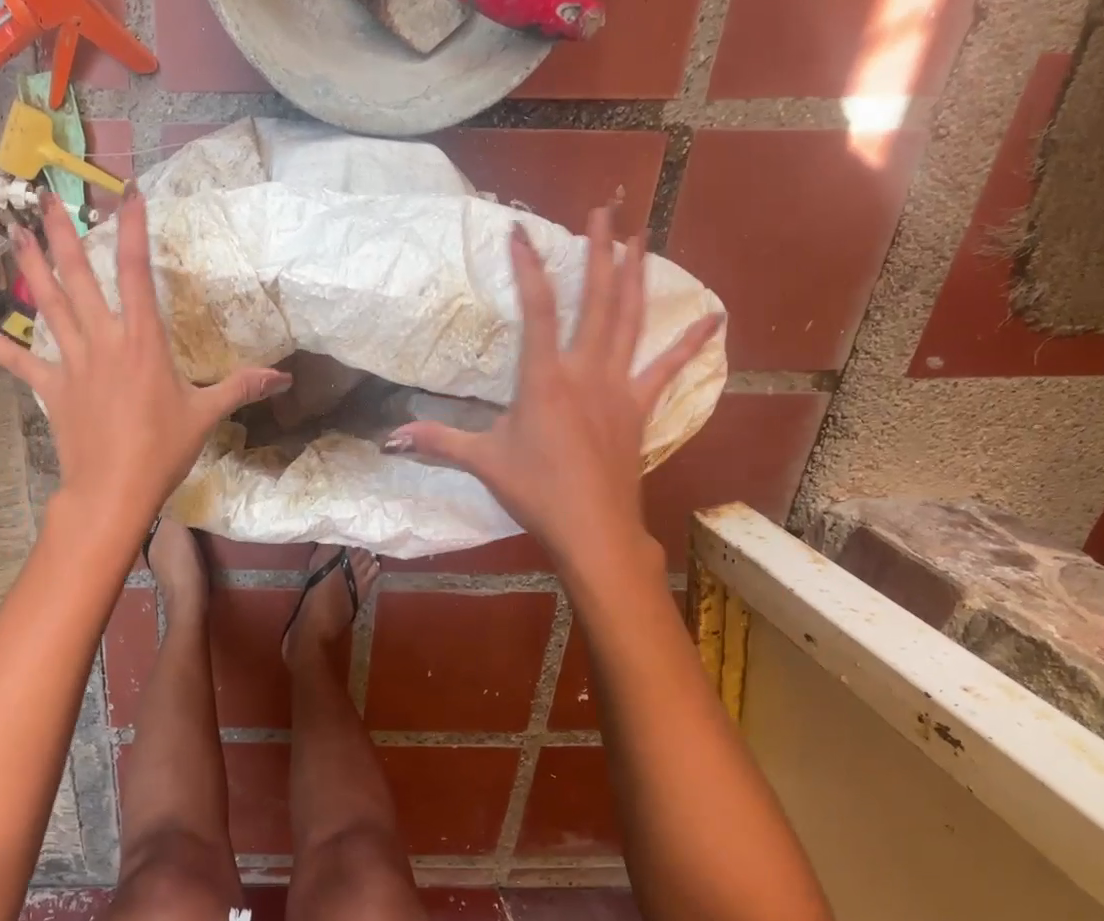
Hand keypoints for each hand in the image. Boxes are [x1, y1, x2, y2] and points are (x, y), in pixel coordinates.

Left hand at [0, 192, 290, 528]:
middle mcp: (104, 341)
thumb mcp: (205, 416)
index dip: (133, 229)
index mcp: (143, 341)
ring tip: (17, 233)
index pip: (138, 272)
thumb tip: (282, 378)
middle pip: (80, 277)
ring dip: (32, 268)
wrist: (114, 490)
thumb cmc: (162, 451)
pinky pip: (21, 362)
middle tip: (46, 197)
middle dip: (64, 234)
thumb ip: (240, 388)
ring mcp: (73, 363)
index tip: (128, 193)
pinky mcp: (52, 388)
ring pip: (49, 306)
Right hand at [385, 207, 723, 577]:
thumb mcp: (482, 462)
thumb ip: (438, 441)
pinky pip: (667, 368)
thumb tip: (390, 438)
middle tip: (605, 210)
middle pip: (596, 299)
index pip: (535, 309)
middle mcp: (585, 370)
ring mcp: (618, 386)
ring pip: (630, 320)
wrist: (592, 527)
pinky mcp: (639, 407)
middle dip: (599, 251)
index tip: (519, 231)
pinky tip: (714, 316)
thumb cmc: (535, 491)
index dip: (527, 267)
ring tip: (642, 236)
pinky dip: (691, 342)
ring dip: (636, 276)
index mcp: (544, 379)